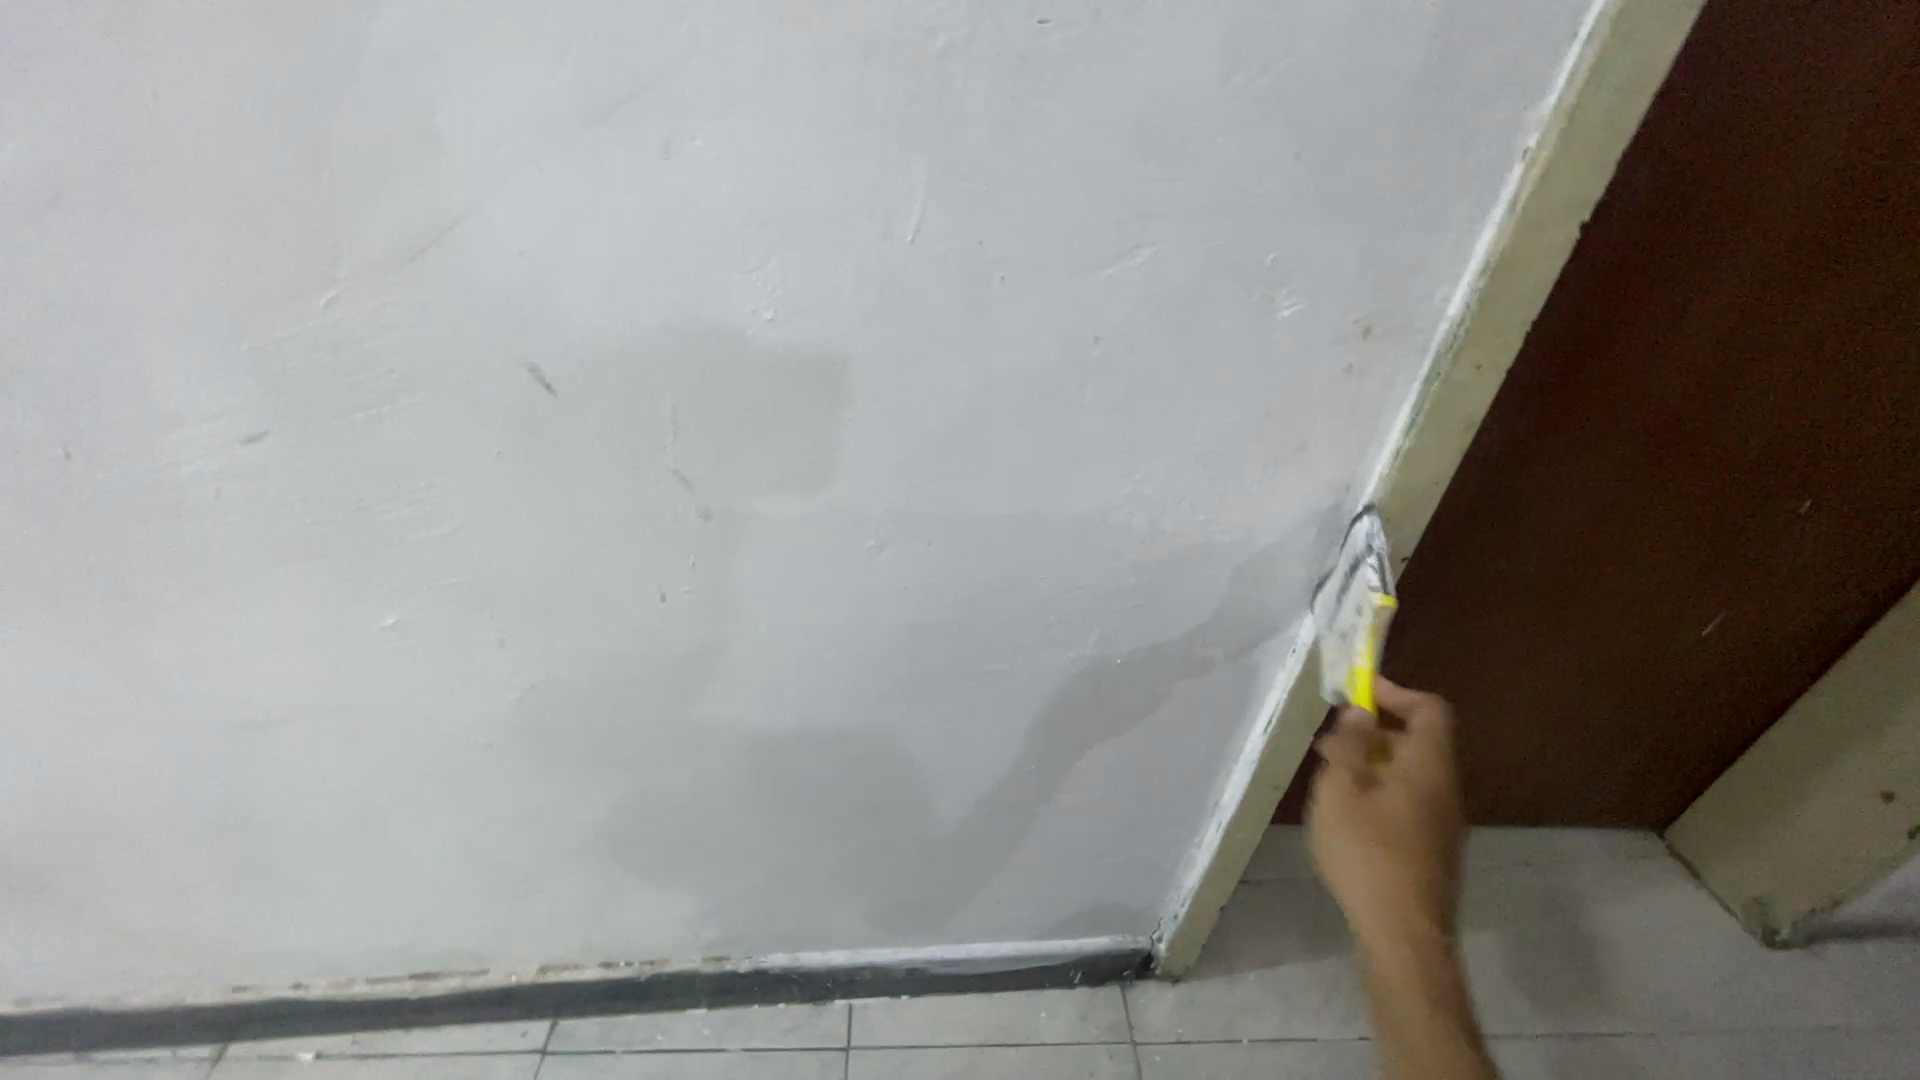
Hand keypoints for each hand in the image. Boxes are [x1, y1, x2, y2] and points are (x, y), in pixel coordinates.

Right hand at [1306, 677, 1465, 944]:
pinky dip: (1378, 790)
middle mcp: (1444, 788)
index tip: (1356, 691)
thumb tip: (1360, 712)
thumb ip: (1350, 744)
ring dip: (1371, 762)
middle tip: (1329, 738)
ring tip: (1328, 773)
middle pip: (1418, 741)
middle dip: (1373, 730)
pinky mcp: (1431, 849)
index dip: (1395, 692)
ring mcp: (1442, 822)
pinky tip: (1346, 812)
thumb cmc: (1366, 851)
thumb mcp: (1342, 788)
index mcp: (1428, 766)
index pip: (1429, 709)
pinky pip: (1407, 800)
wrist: (1402, 932)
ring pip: (1409, 773)